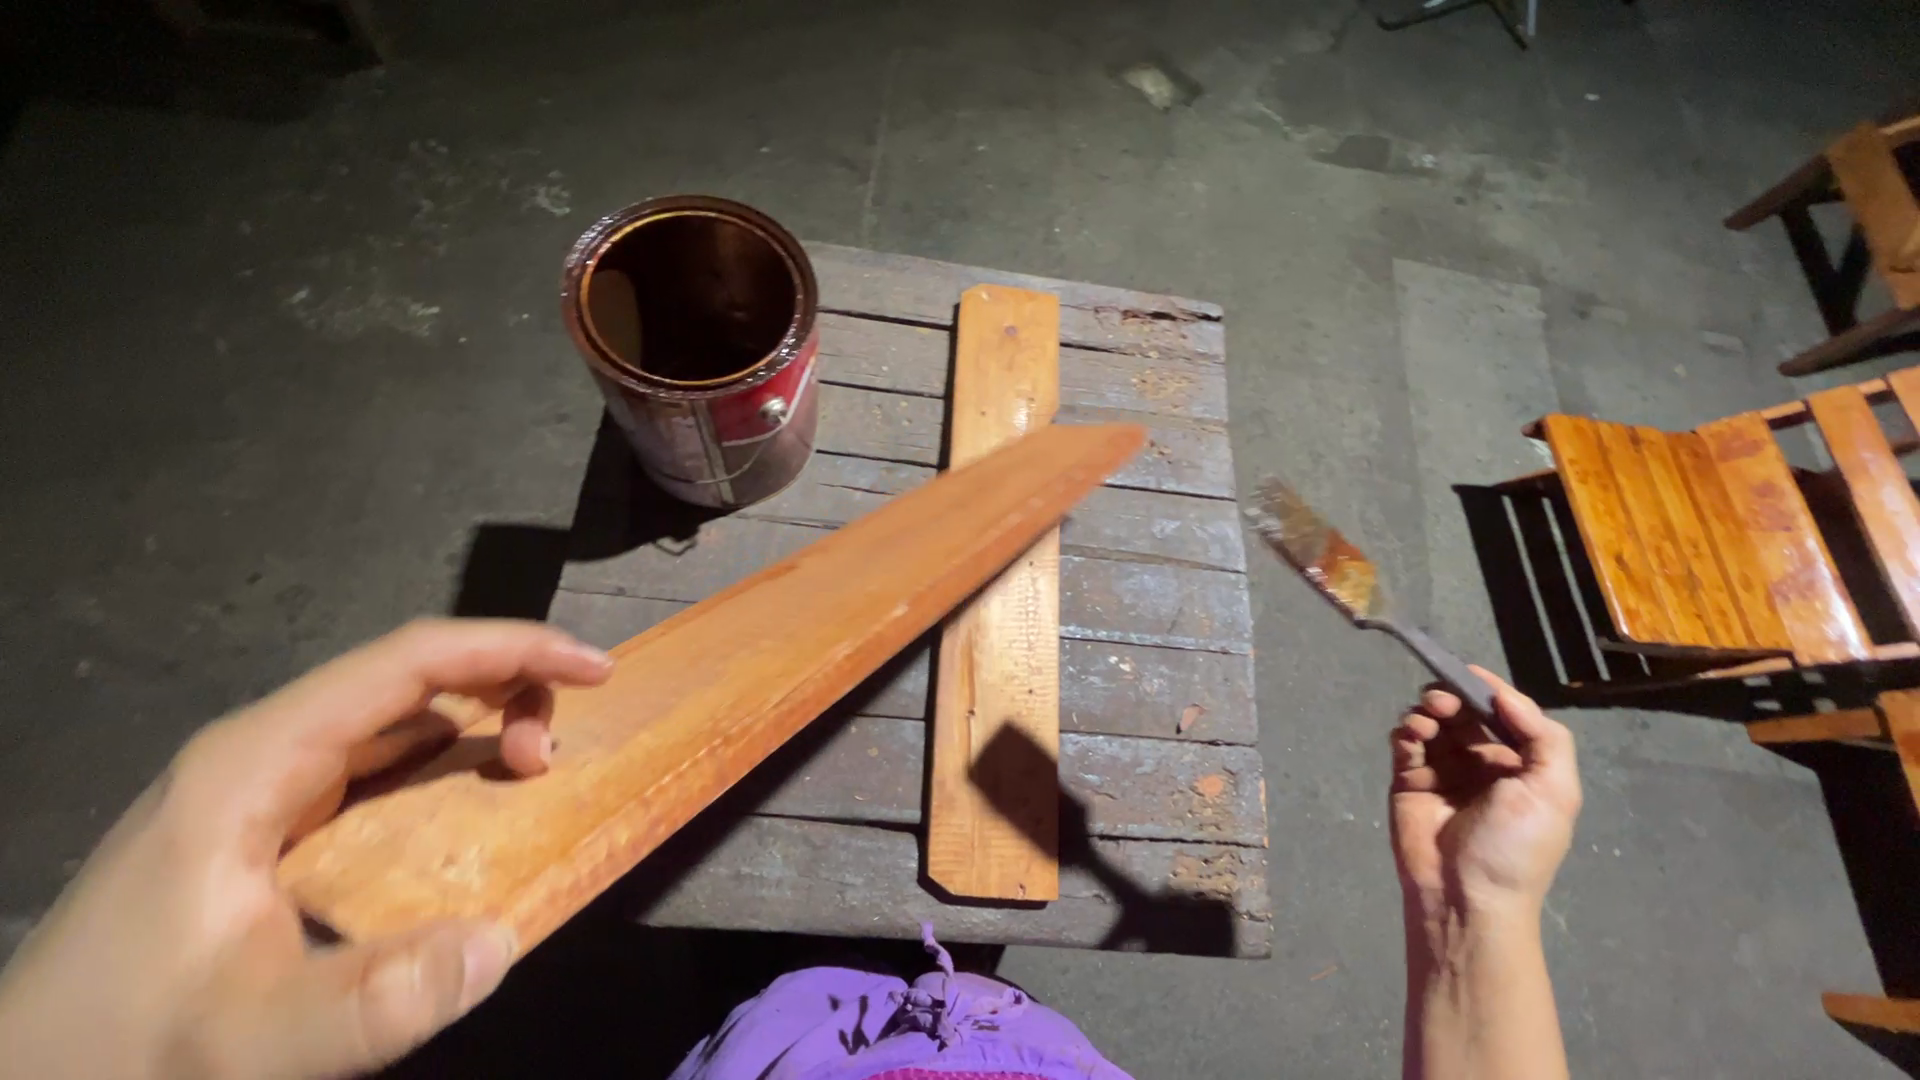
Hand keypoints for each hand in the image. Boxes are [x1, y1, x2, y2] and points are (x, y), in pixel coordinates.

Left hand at [0, 618, 613, 1078]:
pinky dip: (455, 769)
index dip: (513, 650)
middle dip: (508, 689)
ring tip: (530, 774)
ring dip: (484, 727)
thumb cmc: (115, 1056)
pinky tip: (477, 810)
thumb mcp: (245, 1041)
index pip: (410, 661)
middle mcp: (271, 752)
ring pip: (405, 718)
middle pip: (415, 676)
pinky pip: (391, 769)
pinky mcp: (282, 827)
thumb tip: (501, 943)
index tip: (594, 671)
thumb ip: (370, 1001)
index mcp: (259, 759)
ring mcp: (273, 788)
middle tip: (551, 755)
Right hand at [1389, 667, 1580, 920]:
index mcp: (1519, 765)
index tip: (1466, 671)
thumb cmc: (1515, 846)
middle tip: (1441, 700)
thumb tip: (1505, 694)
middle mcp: (1480, 762)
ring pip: (1431, 722)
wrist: (1466, 895)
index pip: (1503, 715)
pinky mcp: (1408, 778)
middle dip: (1451, 698)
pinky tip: (1412, 735)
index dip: (1486, 690)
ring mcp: (1442, 769)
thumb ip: (1543, 737)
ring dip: (1427, 712)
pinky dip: (1406, 731)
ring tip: (1426, 720)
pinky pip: (1405, 742)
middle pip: (1462, 713)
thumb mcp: (1553, 793)